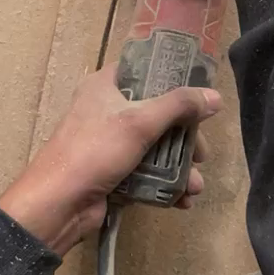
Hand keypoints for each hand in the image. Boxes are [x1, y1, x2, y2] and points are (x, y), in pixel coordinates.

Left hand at [0, 69, 221, 254]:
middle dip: (184, 138)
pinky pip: (146, 173)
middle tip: (201, 154)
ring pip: (154, 147)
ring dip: (178, 167)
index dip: (172, 79)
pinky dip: (165, 184)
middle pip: (157, 113)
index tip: (199, 93)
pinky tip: (182, 200)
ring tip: (195, 186)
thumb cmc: (95, 151)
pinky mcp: (112, 172)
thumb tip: (215, 97)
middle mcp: (106, 109)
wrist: (58, 204)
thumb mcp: (140, 121)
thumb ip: (179, 106)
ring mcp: (109, 143)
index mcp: (104, 86)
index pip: (143, 70)